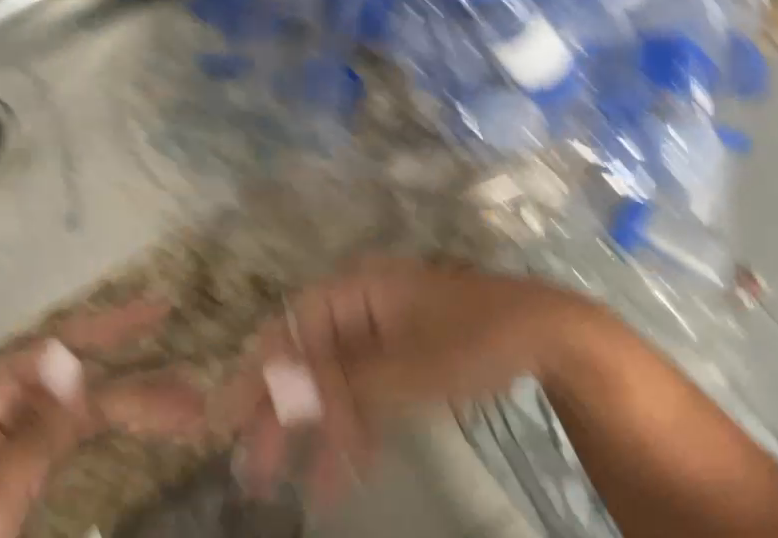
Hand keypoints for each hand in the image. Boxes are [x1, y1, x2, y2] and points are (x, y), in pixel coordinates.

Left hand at [0, 301, 208, 537]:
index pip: (61, 345)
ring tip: (185, 409)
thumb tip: (72, 359)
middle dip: (137, 371)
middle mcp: (9, 408)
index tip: (158, 313)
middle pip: (82, 374)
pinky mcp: (21, 472)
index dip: (110, 325)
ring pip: (85, 407)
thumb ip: (36, 427)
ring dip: (133, 402)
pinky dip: (109, 424)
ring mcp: (16, 440)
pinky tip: (132, 423)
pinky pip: (75, 434)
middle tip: (191, 377)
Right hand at [220, 257, 592, 504]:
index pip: (290, 328)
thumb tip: (275, 385)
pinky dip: (356, 432)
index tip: (230, 418)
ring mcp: (383, 335)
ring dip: (318, 435)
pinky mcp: (404, 361)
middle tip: (255, 466)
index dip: (258, 373)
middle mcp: (361, 308)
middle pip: (307, 359)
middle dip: (282, 414)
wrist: (547, 336)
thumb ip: (338, 379)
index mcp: (356, 291)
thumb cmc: (472, 338)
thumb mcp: (404, 365)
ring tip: (298, 488)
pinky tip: (347, 473)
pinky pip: (366, 396)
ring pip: (335, 384)